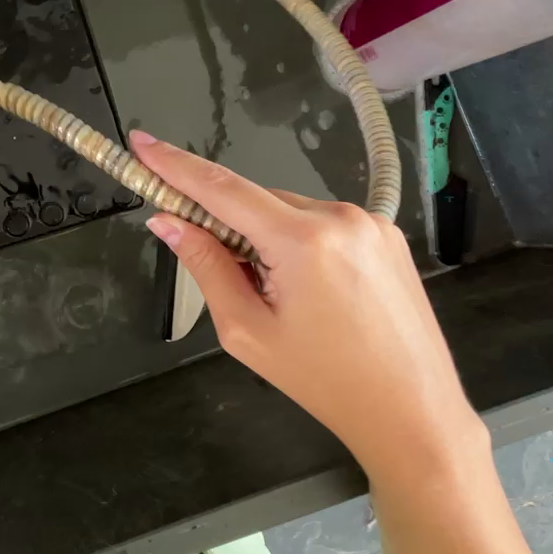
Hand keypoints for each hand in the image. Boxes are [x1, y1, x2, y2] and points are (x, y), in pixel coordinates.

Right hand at [131, 131, 485, 479]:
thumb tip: (167, 221)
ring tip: (277, 296)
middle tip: (218, 269)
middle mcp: (340, 217)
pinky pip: (319, 223)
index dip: (174, 163)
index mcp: (302, 240)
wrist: (411, 411)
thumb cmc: (322, 380)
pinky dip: (295, 242)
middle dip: (225, 223)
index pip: (221, 188)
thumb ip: (205, 266)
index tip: (141, 142)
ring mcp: (370, 223)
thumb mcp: (246, 329)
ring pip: (287, 212)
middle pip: (255, 200)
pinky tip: (308, 290)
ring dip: (264, 237)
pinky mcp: (386, 236)